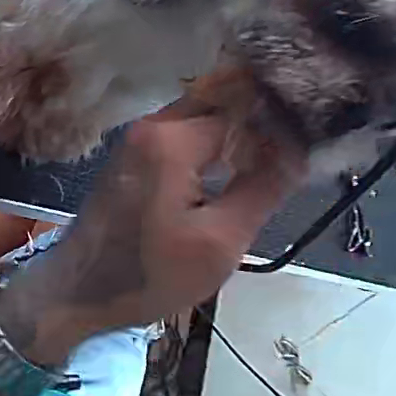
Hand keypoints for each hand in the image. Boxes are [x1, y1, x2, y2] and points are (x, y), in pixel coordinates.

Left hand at [0, 103, 302, 365]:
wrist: (78, 293)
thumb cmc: (150, 274)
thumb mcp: (219, 240)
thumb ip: (263, 187)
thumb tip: (299, 146)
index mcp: (171, 138)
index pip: (243, 110)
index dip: (282, 123)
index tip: (317, 137)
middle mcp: (151, 125)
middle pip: (219, 102)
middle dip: (260, 116)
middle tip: (302, 139)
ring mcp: (136, 139)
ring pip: (201, 117)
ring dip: (236, 130)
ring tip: (278, 153)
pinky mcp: (132, 158)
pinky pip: (181, 136)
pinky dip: (212, 143)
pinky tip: (237, 166)